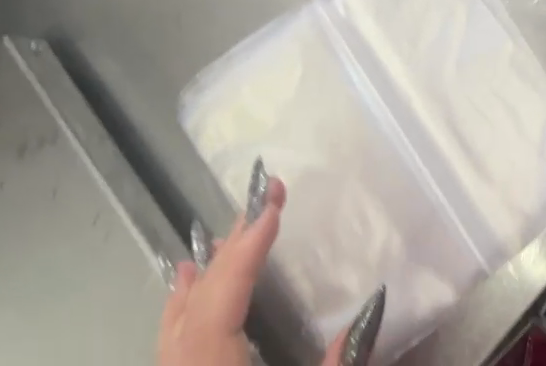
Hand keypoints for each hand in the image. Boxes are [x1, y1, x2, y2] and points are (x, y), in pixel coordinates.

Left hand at [158, 168, 387, 365]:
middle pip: (203, 300)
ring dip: (209, 269)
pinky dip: (181, 304)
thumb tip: (373, 302)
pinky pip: (172, 342)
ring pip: (181, 319)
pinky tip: (186, 279)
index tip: (272, 206)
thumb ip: (341, 362)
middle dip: (235, 246)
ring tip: (231, 228)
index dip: (247, 252)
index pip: (224, 299)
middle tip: (267, 195)